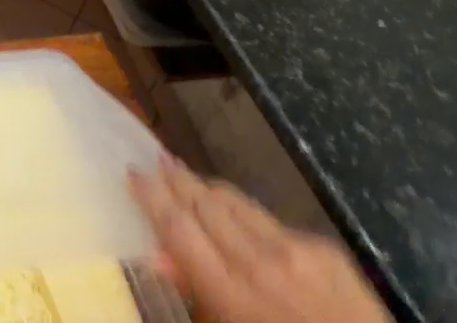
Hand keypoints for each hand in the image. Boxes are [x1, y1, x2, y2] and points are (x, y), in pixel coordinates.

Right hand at [128, 157, 392, 322]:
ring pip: (235, 203)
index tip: (132, 171)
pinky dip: (242, 209)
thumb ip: (197, 296)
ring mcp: (295, 252)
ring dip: (205, 186)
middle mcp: (260, 264)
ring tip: (182, 171)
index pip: (180, 229)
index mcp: (233, 295)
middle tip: (153, 161)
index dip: (152, 196)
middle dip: (176, 181)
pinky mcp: (324, 249)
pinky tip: (232, 206)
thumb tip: (157, 256)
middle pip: (205, 206)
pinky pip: (269, 220)